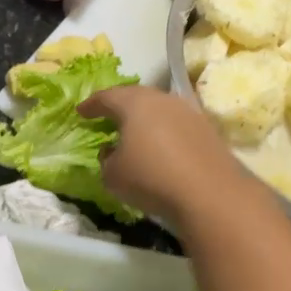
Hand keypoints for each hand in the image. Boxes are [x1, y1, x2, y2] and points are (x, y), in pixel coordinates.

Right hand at [78, 86, 262, 223]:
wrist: (209, 194)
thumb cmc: (150, 178)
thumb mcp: (112, 175)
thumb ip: (106, 160)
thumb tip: (112, 151)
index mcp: (135, 104)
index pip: (107, 97)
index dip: (91, 105)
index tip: (81, 111)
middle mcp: (163, 100)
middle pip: (136, 97)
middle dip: (119, 106)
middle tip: (107, 116)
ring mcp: (189, 113)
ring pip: (159, 109)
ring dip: (144, 119)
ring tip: (134, 133)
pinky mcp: (207, 130)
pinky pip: (176, 125)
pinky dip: (164, 132)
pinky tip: (160, 147)